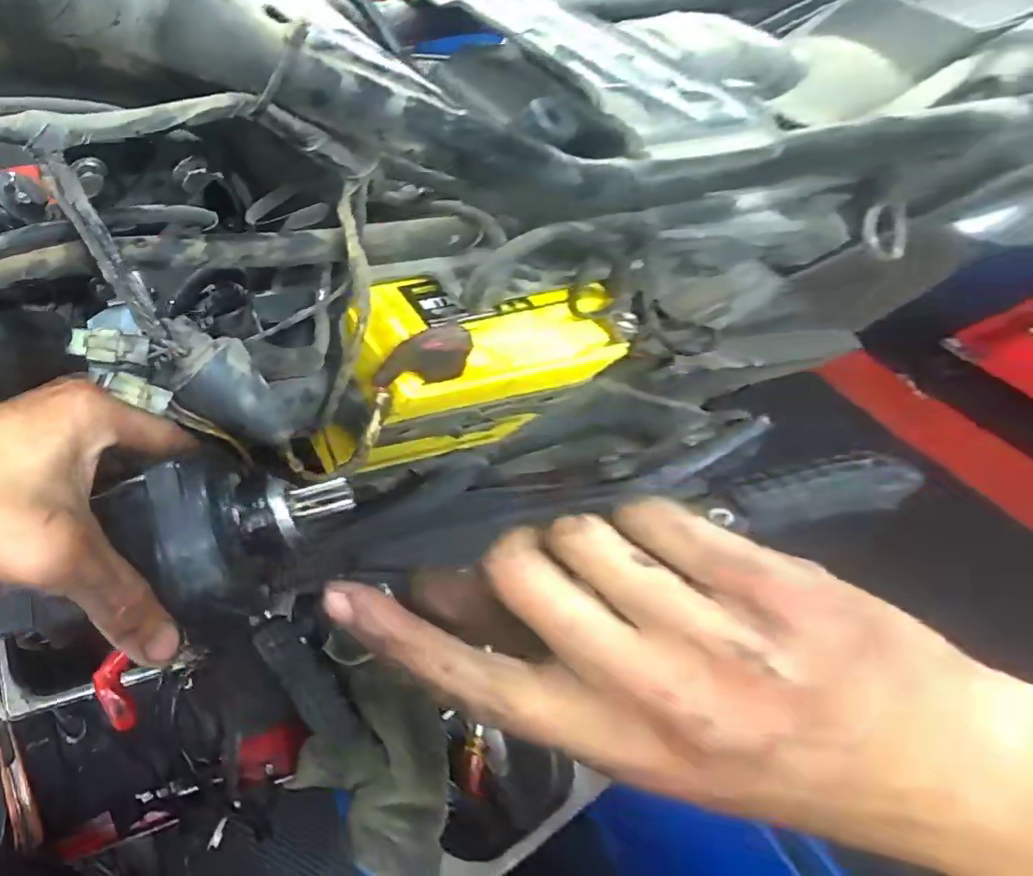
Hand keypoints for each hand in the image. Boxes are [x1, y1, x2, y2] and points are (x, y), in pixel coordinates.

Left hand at [0, 378, 193, 665]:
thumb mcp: (60, 556)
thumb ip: (122, 598)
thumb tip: (171, 649)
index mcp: (92, 408)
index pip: (172, 440)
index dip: (202, 484)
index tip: (230, 528)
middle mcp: (71, 407)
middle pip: (140, 459)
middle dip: (164, 507)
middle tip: (196, 557)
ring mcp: (42, 430)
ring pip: (103, 475)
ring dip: (124, 515)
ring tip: (159, 562)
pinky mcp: (19, 456)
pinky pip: (74, 483)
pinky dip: (91, 513)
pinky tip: (102, 552)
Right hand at [323, 499, 1032, 874]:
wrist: (948, 774)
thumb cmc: (757, 758)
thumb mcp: (630, 735)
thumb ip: (532, 661)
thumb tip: (440, 590)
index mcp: (606, 735)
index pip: (472, 679)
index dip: (397, 634)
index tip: (339, 596)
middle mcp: (651, 691)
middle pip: (516, 566)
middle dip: (519, 552)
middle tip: (552, 567)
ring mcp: (720, 639)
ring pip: (581, 532)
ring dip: (588, 537)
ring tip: (634, 570)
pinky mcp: (774, 587)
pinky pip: (654, 513)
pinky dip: (651, 521)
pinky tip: (689, 557)